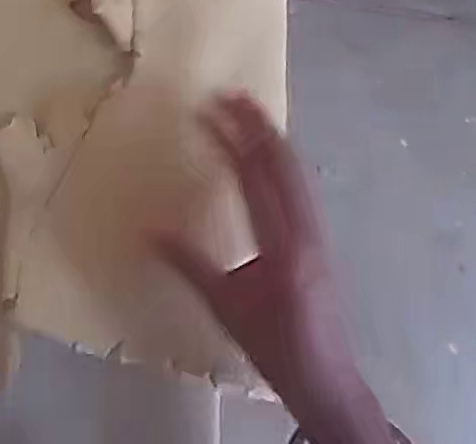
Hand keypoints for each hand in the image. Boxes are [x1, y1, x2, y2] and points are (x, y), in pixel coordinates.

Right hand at [153, 95, 392, 443]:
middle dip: (255, 123)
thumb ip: (189, 264)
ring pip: (295, 168)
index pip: (251, 177)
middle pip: (281, 162)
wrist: (328, 382)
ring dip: (271, 134)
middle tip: (228, 93)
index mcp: (281, 244)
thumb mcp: (226, 308)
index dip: (227, 140)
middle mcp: (304, 228)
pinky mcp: (318, 234)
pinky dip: (282, 155)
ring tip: (248, 106)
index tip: (203, 112)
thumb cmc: (275, 348)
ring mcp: (316, 230)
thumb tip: (148, 229)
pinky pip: (301, 183)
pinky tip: (269, 147)